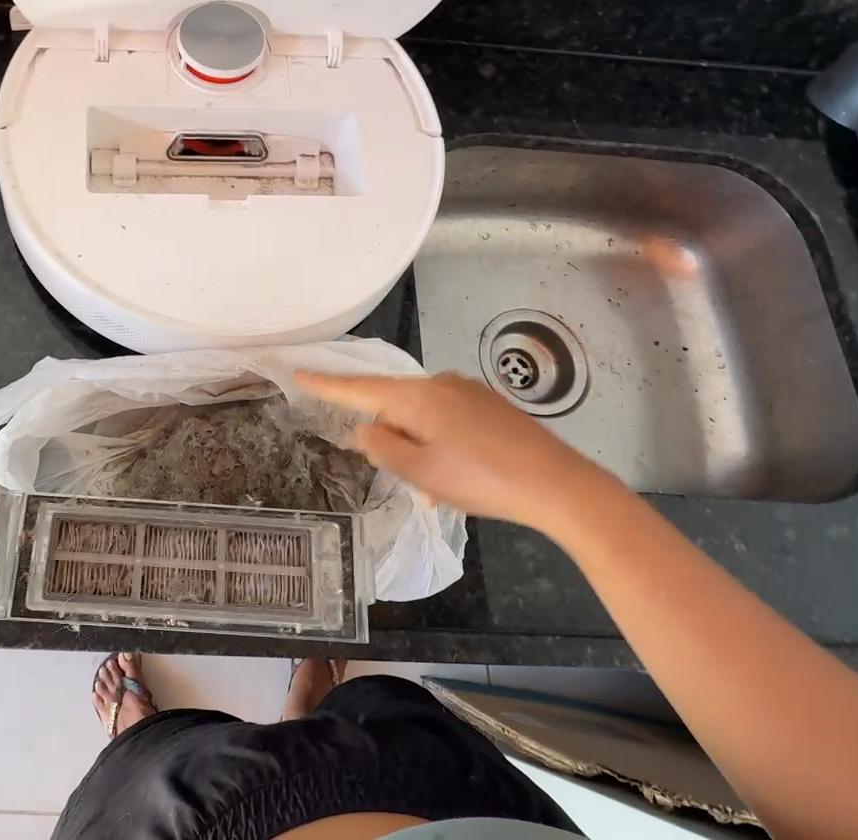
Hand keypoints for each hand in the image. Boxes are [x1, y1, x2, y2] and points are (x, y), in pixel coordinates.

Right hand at [295, 370, 627, 535]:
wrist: (559, 485)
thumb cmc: (481, 480)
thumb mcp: (420, 472)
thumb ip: (382, 448)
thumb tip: (364, 430)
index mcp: (417, 396)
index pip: (360, 388)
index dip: (327, 384)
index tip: (298, 371)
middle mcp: (440, 383)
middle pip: (394, 403)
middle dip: (389, 435)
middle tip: (402, 473)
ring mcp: (469, 391)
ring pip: (423, 414)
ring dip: (418, 444)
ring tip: (438, 485)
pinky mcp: (491, 405)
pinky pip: (448, 417)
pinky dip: (440, 441)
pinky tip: (459, 472)